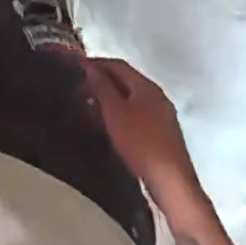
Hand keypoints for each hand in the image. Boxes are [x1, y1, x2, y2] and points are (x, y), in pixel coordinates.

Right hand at [83, 57, 201, 201]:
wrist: (170, 181)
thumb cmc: (139, 141)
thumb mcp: (114, 110)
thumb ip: (101, 86)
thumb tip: (90, 67)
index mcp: (147, 87)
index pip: (118, 65)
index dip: (96, 63)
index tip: (75, 67)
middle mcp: (157, 97)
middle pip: (126, 80)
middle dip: (101, 80)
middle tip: (79, 87)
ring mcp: (162, 115)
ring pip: (130, 97)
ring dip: (109, 97)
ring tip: (88, 105)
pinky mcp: (162, 132)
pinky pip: (136, 112)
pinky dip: (119, 111)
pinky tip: (107, 122)